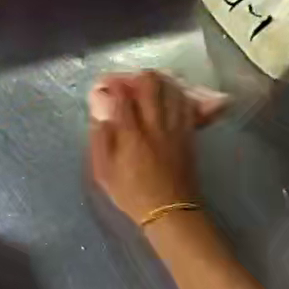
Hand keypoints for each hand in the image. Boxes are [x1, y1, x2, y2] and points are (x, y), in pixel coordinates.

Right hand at [87, 71, 226, 222]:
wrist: (169, 210)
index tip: (105, 85)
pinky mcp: (189, 134)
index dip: (113, 84)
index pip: (123, 95)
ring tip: (149, 86)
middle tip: (129, 83)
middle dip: (137, 77)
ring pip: (172, 90)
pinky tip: (171, 96)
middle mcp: (154, 124)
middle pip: (150, 84)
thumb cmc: (130, 192)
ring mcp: (175, 127)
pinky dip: (177, 95)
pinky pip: (186, 105)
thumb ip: (100, 138)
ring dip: (159, 82)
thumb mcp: (103, 170)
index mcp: (130, 133)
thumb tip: (100, 112)